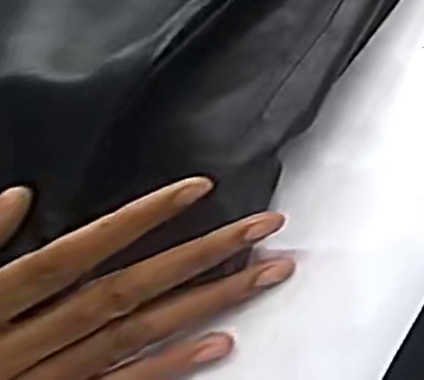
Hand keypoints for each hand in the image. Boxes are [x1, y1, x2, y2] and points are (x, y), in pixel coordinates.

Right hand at [0, 178, 293, 378]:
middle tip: (269, 223)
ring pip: (133, 335)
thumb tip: (16, 196)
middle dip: (201, 255)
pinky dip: (167, 366)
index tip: (200, 185)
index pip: (66, 257)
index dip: (133, 221)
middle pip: (119, 293)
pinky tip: (223, 342)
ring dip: (209, 302)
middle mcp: (7, 349)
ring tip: (273, 270)